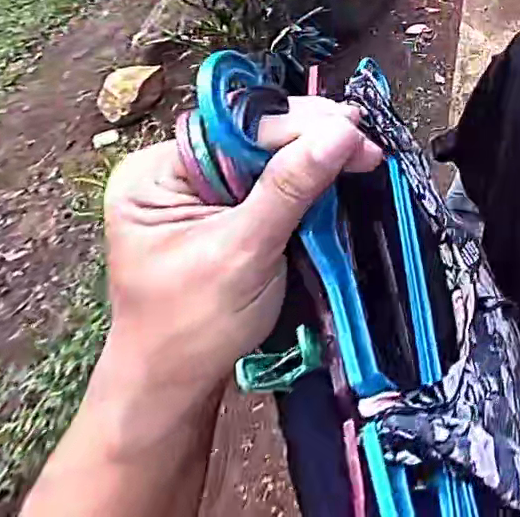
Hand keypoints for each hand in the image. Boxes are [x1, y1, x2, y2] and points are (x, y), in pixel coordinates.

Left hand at [99, 97, 384, 395]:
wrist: (174, 392)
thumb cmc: (194, 328)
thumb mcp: (243, 252)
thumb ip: (291, 187)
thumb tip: (343, 130)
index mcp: (155, 172)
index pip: (237, 130)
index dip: (298, 126)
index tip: (354, 128)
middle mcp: (174, 167)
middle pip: (253, 134)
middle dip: (311, 136)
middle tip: (364, 141)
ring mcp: (199, 185)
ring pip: (266, 152)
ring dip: (315, 152)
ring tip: (360, 151)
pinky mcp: (224, 204)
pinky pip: (269, 176)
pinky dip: (306, 175)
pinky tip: (336, 167)